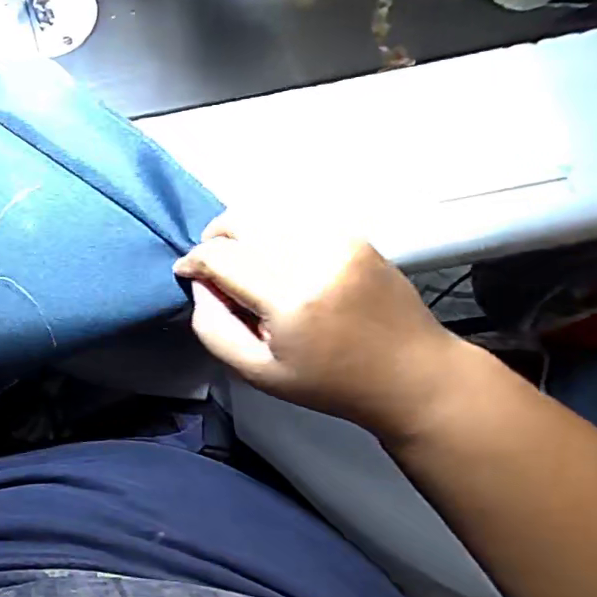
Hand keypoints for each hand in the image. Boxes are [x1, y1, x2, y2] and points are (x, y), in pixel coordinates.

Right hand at [173, 210, 479, 441]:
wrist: (410, 373)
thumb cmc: (330, 383)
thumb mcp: (258, 373)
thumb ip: (214, 329)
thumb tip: (200, 285)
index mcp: (290, 300)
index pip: (222, 257)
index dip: (194, 261)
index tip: (186, 272)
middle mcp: (315, 259)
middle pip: (243, 221)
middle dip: (216, 237)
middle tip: (212, 262)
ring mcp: (340, 242)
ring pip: (268, 213)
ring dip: (245, 231)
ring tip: (244, 259)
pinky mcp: (355, 237)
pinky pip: (298, 219)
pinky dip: (276, 231)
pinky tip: (278, 257)